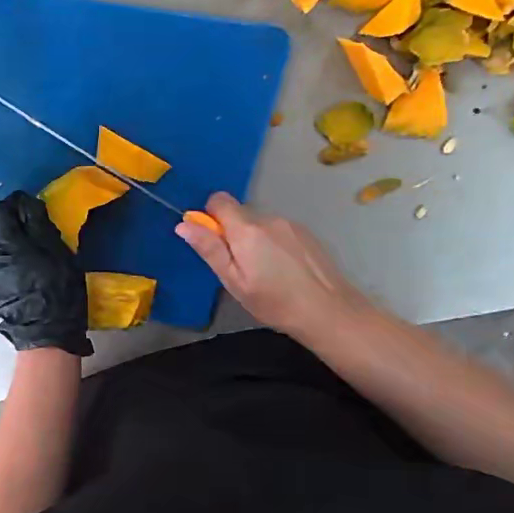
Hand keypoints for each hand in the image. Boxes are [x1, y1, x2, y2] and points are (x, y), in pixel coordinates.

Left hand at [0, 192, 92, 356]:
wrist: (45, 331)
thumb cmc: (58, 291)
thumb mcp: (57, 253)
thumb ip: (39, 227)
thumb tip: (27, 205)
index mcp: (10, 245)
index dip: (12, 203)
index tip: (27, 204)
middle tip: (16, 214)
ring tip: (12, 232)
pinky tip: (9, 250)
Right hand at [177, 192, 374, 347]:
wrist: (330, 312)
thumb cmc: (274, 302)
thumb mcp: (234, 281)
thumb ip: (209, 249)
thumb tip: (183, 223)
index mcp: (246, 229)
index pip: (218, 200)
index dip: (210, 216)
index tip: (214, 242)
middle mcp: (268, 218)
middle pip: (239, 213)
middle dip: (232, 233)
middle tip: (240, 267)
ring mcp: (290, 224)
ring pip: (259, 224)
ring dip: (254, 240)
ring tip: (265, 272)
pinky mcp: (306, 234)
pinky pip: (278, 230)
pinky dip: (273, 244)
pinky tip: (284, 270)